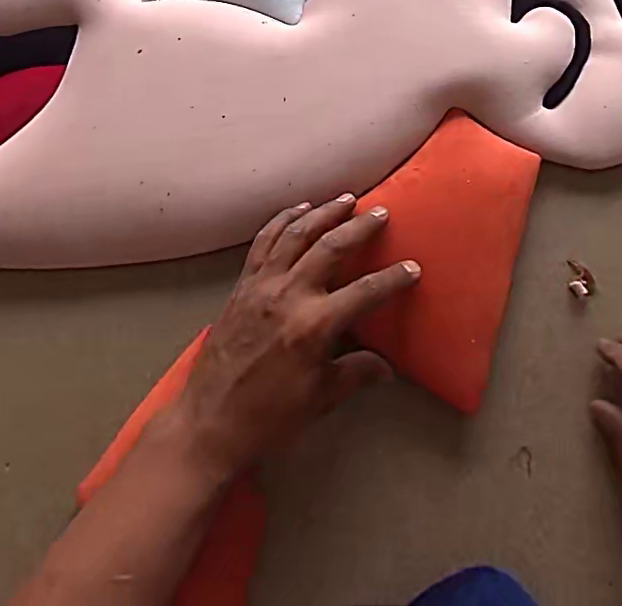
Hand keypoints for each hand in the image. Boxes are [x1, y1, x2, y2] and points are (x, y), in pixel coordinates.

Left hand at [160, 195, 420, 479]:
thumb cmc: (269, 418)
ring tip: (344, 199)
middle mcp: (288, 295)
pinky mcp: (243, 284)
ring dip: (323, 212)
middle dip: (359, 226)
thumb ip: (356, 373)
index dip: (393, 279)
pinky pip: (264, 241)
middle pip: (331, 247)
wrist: (208, 423)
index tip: (412, 268)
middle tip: (380, 212)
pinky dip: (283, 220)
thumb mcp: (320, 399)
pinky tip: (298, 210)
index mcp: (313, 326)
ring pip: (296, 234)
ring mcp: (262, 285)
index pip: (364, 292)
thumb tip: (386, 366)